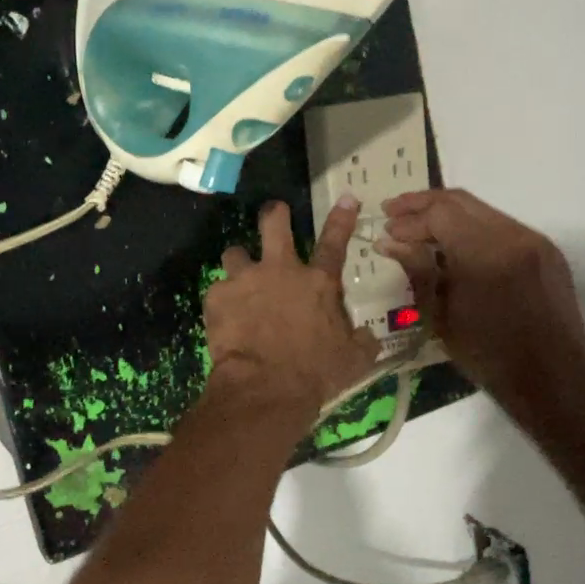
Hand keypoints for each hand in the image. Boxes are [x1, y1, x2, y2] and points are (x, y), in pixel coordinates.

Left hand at [203, 197, 379, 416]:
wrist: (265, 385)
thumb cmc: (315, 372)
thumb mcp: (353, 359)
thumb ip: (361, 340)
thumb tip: (368, 335)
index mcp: (318, 283)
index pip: (334, 243)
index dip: (341, 219)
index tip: (346, 198)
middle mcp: (280, 271)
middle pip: (274, 225)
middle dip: (274, 214)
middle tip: (274, 212)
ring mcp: (245, 280)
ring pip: (234, 254)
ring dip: (238, 262)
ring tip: (238, 278)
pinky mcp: (216, 296)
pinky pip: (217, 290)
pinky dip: (221, 301)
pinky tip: (224, 318)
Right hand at [377, 190, 584, 421]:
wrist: (551, 377)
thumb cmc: (486, 352)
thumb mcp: (439, 314)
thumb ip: (417, 269)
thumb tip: (388, 241)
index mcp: (485, 254)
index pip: (439, 213)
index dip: (407, 218)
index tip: (384, 231)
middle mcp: (514, 238)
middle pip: (461, 201)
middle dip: (422, 204)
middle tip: (392, 212)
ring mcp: (534, 242)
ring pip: (482, 210)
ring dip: (447, 215)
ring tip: (418, 229)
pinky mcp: (545, 252)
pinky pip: (500, 226)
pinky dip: (470, 228)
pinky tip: (452, 245)